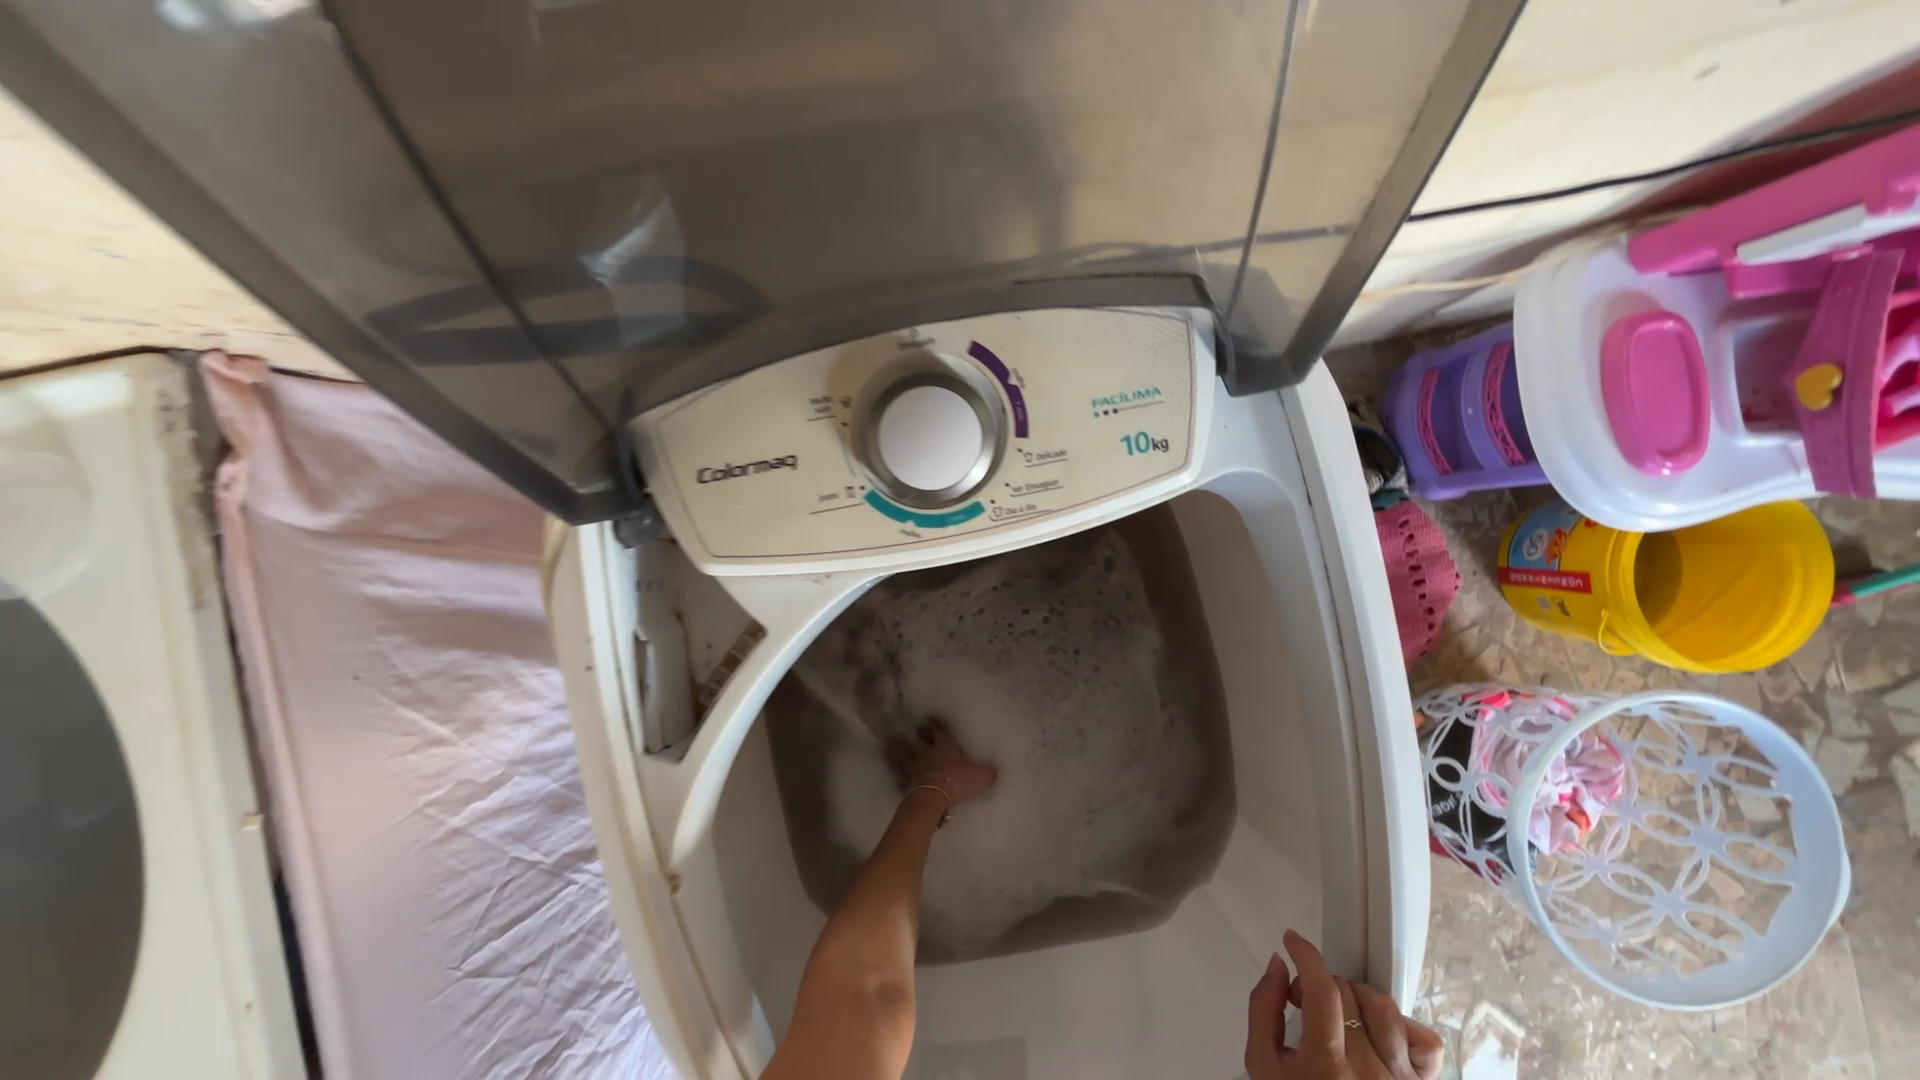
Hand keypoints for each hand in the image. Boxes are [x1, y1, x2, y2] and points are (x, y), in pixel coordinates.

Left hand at [906, 722, 996, 808]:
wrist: (934, 798)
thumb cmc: (958, 780)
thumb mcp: (982, 777)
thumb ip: (989, 773)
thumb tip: (996, 772)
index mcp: (945, 745)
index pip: (939, 730)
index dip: (937, 725)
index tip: (934, 721)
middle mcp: (928, 752)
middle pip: (921, 741)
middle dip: (921, 738)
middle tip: (920, 736)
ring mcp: (917, 767)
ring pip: (909, 758)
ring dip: (909, 757)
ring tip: (908, 756)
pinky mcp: (910, 783)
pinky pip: (907, 776)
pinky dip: (907, 776)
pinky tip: (908, 778)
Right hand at [1244, 930, 1443, 1079]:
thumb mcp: (1262, 1064)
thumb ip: (1263, 1008)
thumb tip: (1279, 966)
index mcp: (1325, 1064)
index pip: (1322, 990)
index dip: (1306, 955)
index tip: (1293, 942)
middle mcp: (1368, 1071)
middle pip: (1345, 992)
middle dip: (1319, 984)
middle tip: (1302, 999)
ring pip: (1383, 1007)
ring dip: (1355, 997)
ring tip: (1340, 1015)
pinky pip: (1425, 1042)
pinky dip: (1404, 1028)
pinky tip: (1379, 1036)